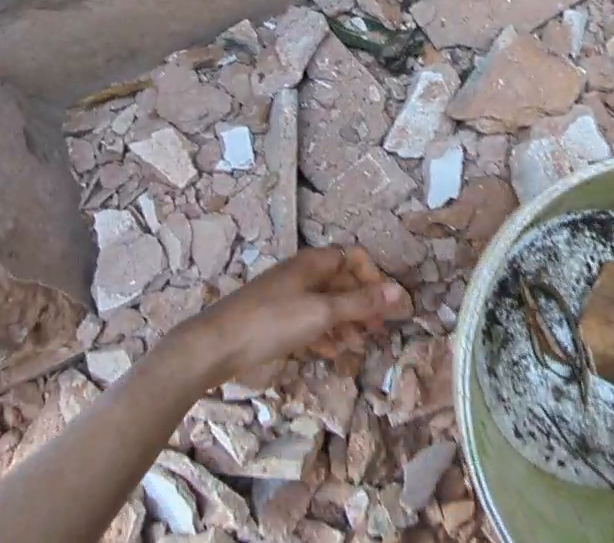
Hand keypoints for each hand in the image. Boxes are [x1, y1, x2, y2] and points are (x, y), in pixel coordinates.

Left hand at [176, 247, 411, 376]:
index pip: (354, 259)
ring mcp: (287, 297)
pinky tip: (330, 353)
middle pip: (342, 283)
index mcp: (313, 263)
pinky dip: (324, 335)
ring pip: (327, 305)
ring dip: (345, 324)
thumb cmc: (271, 322)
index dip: (373, 279)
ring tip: (356, 347)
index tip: (384, 306)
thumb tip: (399, 292)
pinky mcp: (275, 321)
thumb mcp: (322, 313)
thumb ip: (361, 303)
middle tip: (377, 331)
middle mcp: (302, 274)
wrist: (213, 348)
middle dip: (362, 306)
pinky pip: (309, 322)